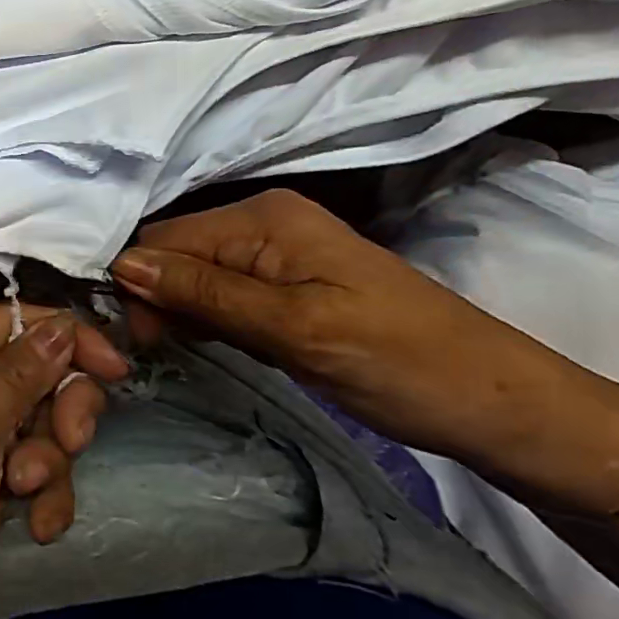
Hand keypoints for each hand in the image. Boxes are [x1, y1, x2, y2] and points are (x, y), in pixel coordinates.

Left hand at [0, 304, 129, 618]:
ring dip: (50, 458)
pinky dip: (47, 490)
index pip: (16, 320)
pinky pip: (43, 459)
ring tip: (25, 488)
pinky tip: (34, 519)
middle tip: (71, 439)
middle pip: (41, 369)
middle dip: (60, 409)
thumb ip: (21, 370)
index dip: (68, 338)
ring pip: (48, 417)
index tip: (114, 366)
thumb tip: (65, 324)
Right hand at [112, 190, 618, 516]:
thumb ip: (208, 295)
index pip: (167, 237)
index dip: (137, 282)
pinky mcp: (287, 285)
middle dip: (154, 297)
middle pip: (178, 252)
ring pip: (196, 275)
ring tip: (170, 352)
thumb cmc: (398, 361)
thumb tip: (123, 265)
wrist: (495, 401)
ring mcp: (277, 253)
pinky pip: (223, 292)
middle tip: (152, 354)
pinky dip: (205, 318)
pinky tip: (201, 343)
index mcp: (264, 217)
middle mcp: (263, 221)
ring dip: (177, 310)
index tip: (128, 340)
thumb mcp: (297, 330)